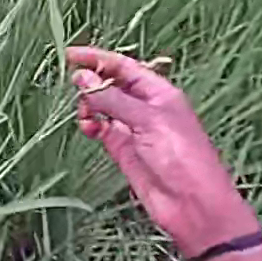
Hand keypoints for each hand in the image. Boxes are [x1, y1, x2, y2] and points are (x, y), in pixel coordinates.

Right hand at [67, 47, 261, 257]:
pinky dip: (91, 126)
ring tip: (85, 114)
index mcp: (158, 92)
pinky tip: (87, 128)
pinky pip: (101, 129)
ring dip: (89, 106)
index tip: (69, 55)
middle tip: (74, 86)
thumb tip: (81, 78)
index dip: (97, 59)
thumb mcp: (147, 119)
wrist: (192, 204)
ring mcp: (133, 128)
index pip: (123, 66)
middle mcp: (145, 107)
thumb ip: (112, 98)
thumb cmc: (180, 156)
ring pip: (103, 107)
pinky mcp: (123, 149)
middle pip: (111, 85)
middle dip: (92, 83)